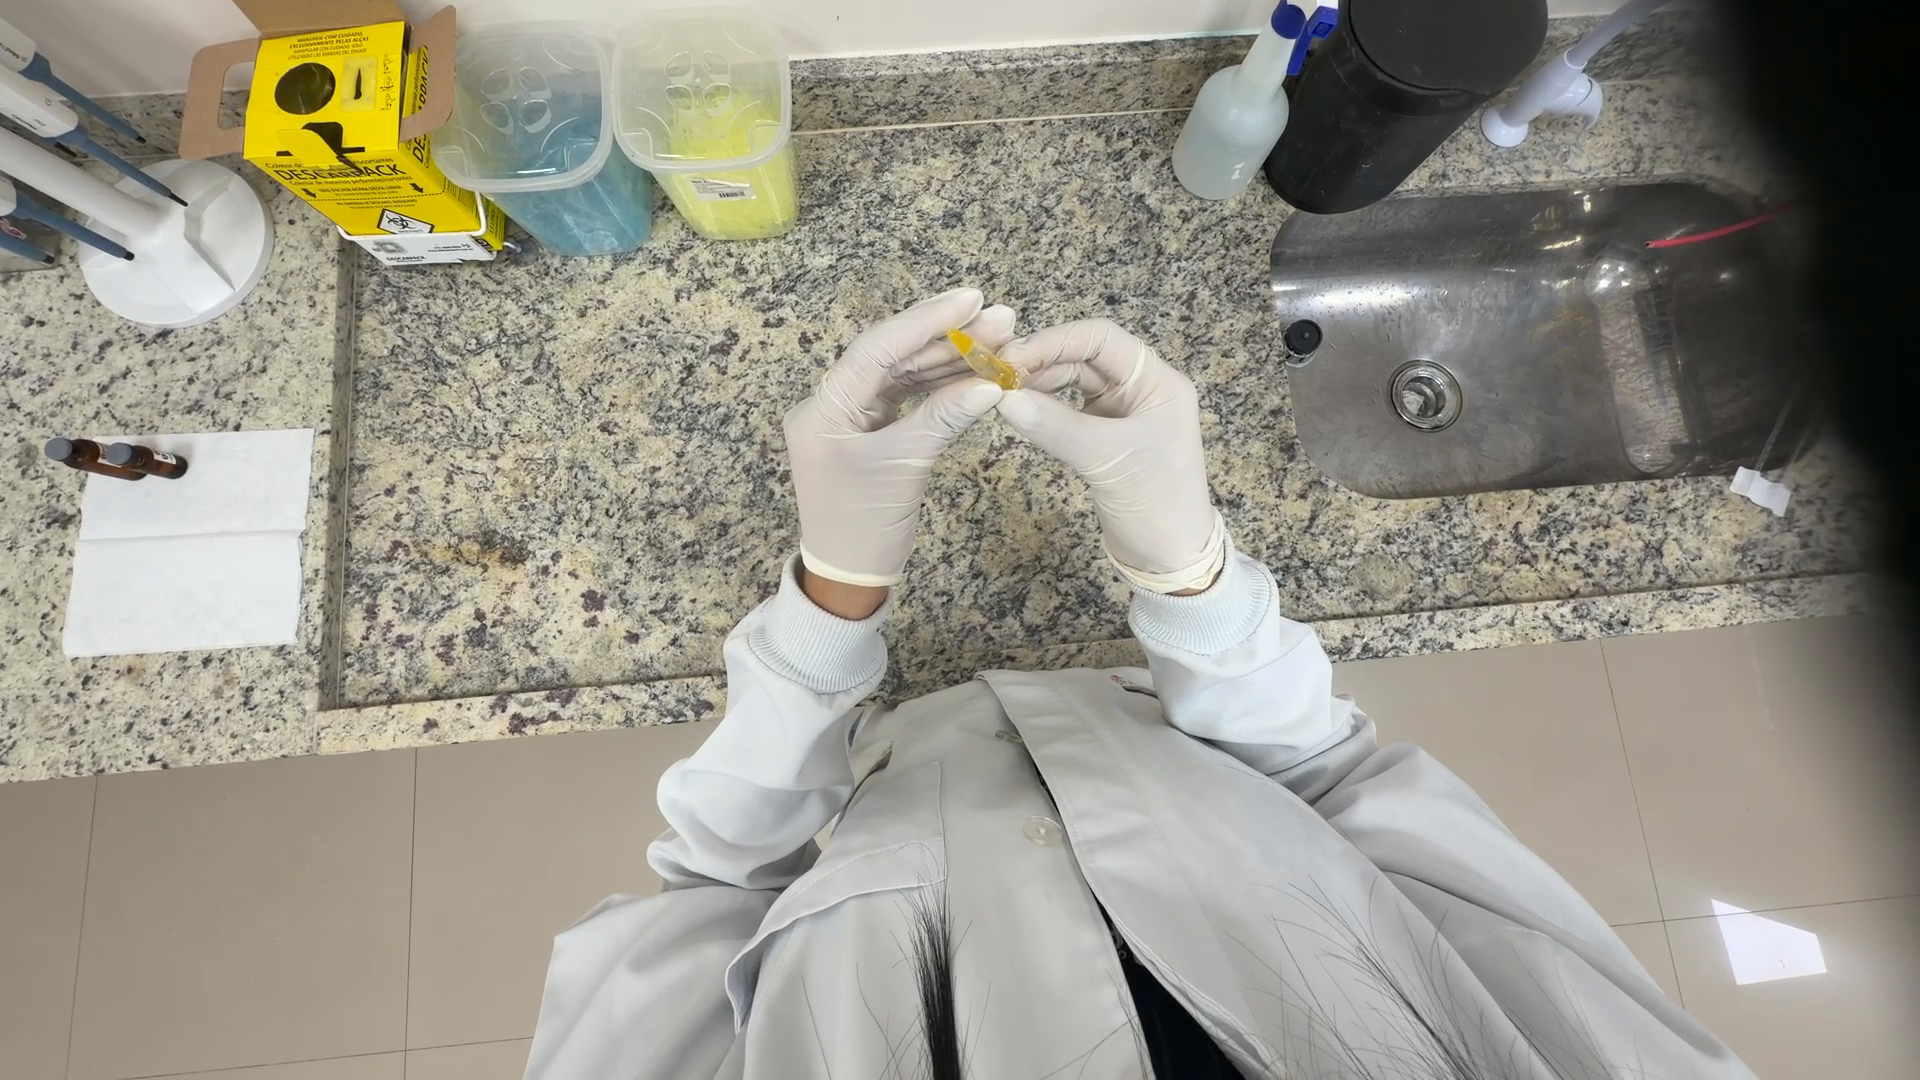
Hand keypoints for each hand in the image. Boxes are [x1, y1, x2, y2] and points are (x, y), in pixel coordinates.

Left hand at [785, 288, 1015, 602]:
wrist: (848, 578)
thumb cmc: (863, 529)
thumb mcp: (904, 467)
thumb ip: (943, 418)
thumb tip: (991, 384)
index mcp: (824, 408)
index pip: (878, 349)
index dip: (926, 321)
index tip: (971, 301)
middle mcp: (834, 404)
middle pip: (894, 356)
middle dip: (947, 337)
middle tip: (1000, 319)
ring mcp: (853, 418)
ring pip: (904, 376)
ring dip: (949, 360)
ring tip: (999, 342)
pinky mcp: (872, 434)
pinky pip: (908, 400)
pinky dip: (941, 388)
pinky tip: (975, 374)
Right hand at [997, 320, 1223, 592]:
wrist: (1170, 560)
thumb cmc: (1157, 505)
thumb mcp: (1106, 460)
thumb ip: (1055, 426)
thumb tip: (1003, 398)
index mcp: (1156, 382)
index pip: (1100, 339)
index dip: (1055, 341)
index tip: (1012, 357)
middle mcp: (1139, 390)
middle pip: (1083, 358)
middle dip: (1041, 362)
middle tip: (997, 377)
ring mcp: (1121, 414)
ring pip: (1072, 384)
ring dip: (1038, 385)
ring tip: (1002, 394)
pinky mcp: (1104, 439)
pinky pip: (1068, 412)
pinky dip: (1044, 410)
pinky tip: (1020, 412)